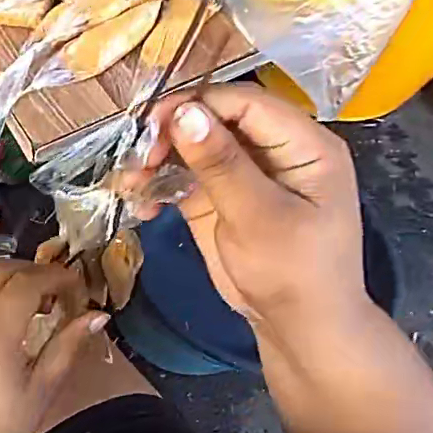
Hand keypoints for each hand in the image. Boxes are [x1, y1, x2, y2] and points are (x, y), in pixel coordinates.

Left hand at [0, 261, 107, 432]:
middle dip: (35, 270)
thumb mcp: (41, 390)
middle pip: (2, 270)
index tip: (80, 286)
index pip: (27, 282)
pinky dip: (2, 293)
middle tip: (63, 289)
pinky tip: (21, 317)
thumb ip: (68, 347)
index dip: (57, 277)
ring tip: (46, 302)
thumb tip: (98, 316)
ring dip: (17, 279)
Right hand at [131, 82, 364, 333]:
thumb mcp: (260, 218)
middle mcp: (272, 150)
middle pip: (214, 120)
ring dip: (158, 160)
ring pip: (193, 148)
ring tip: (130, 182)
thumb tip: (185, 113)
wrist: (297, 329)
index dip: (198, 105)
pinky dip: (159, 185)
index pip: (246, 103)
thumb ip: (222, 165)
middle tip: (138, 157)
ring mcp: (243, 175)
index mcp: (302, 144)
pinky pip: (183, 178)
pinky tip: (141, 202)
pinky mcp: (219, 199)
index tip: (153, 123)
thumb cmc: (295, 274)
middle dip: (171, 133)